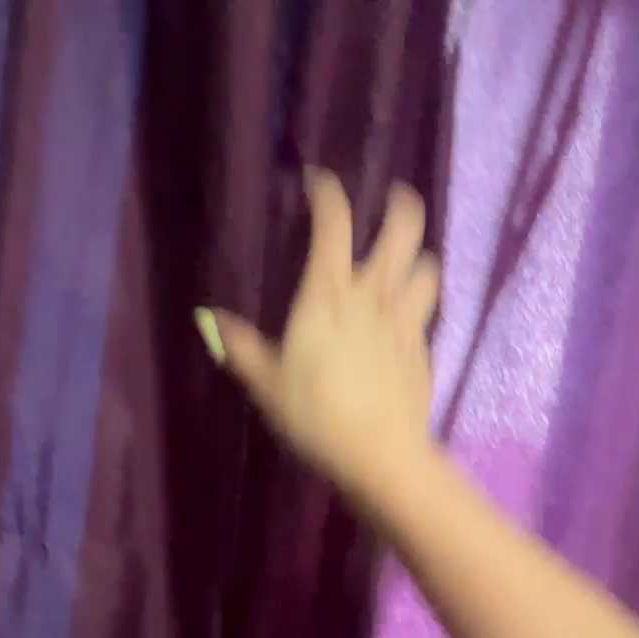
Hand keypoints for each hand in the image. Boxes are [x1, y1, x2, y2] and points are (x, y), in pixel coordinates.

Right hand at [197, 169, 440, 501]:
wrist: (379, 454)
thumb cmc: (315, 415)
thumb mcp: (267, 384)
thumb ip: (242, 349)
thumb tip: (210, 321)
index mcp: (327, 293)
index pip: (333, 223)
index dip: (327, 192)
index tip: (319, 183)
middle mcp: (372, 295)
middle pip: (401, 228)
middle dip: (400, 205)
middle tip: (393, 200)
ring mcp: (405, 320)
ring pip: (426, 266)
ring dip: (418, 256)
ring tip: (407, 261)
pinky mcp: (423, 349)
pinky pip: (427, 310)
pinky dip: (419, 301)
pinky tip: (408, 316)